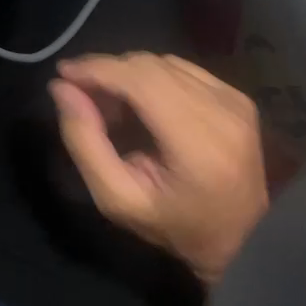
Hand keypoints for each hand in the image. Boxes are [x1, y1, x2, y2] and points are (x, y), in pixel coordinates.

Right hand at [50, 53, 267, 282]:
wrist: (244, 242)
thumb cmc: (175, 226)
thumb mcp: (116, 198)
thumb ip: (83, 141)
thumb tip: (61, 87)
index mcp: (199, 144)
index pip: (141, 81)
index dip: (97, 68)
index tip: (63, 73)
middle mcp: (223, 113)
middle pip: (149, 66)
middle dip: (106, 70)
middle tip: (81, 93)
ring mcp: (234, 102)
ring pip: (161, 62)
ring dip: (127, 73)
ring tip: (111, 103)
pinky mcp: (237, 97)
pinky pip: (179, 68)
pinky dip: (150, 76)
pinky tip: (141, 102)